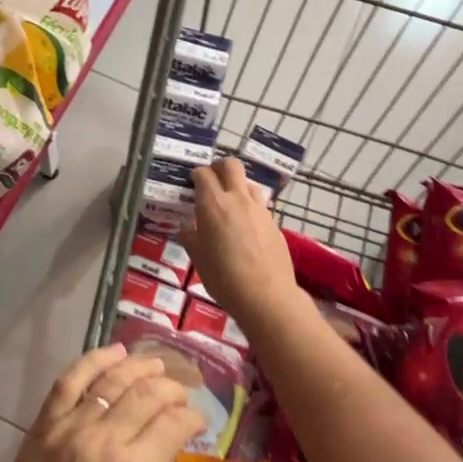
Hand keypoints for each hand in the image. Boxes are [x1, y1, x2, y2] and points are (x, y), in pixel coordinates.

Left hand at [0, 345, 204, 461]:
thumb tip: (170, 447)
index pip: (173, 424)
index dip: (193, 417)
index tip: (198, 420)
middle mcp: (103, 441)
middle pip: (147, 394)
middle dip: (172, 388)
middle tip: (182, 392)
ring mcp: (69, 428)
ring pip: (111, 380)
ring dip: (139, 366)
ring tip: (156, 364)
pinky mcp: (43, 426)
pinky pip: (69, 381)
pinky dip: (93, 361)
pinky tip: (113, 352)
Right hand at [181, 157, 302, 323]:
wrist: (266, 296)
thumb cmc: (224, 278)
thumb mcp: (198, 259)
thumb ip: (191, 237)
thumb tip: (188, 227)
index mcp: (213, 204)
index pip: (203, 174)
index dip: (196, 175)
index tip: (191, 183)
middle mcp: (238, 199)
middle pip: (231, 165)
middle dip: (218, 167)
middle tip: (211, 180)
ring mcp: (259, 209)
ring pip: (248, 183)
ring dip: (237, 186)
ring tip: (229, 203)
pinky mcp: (274, 222)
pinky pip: (260, 204)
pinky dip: (250, 206)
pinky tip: (245, 225)